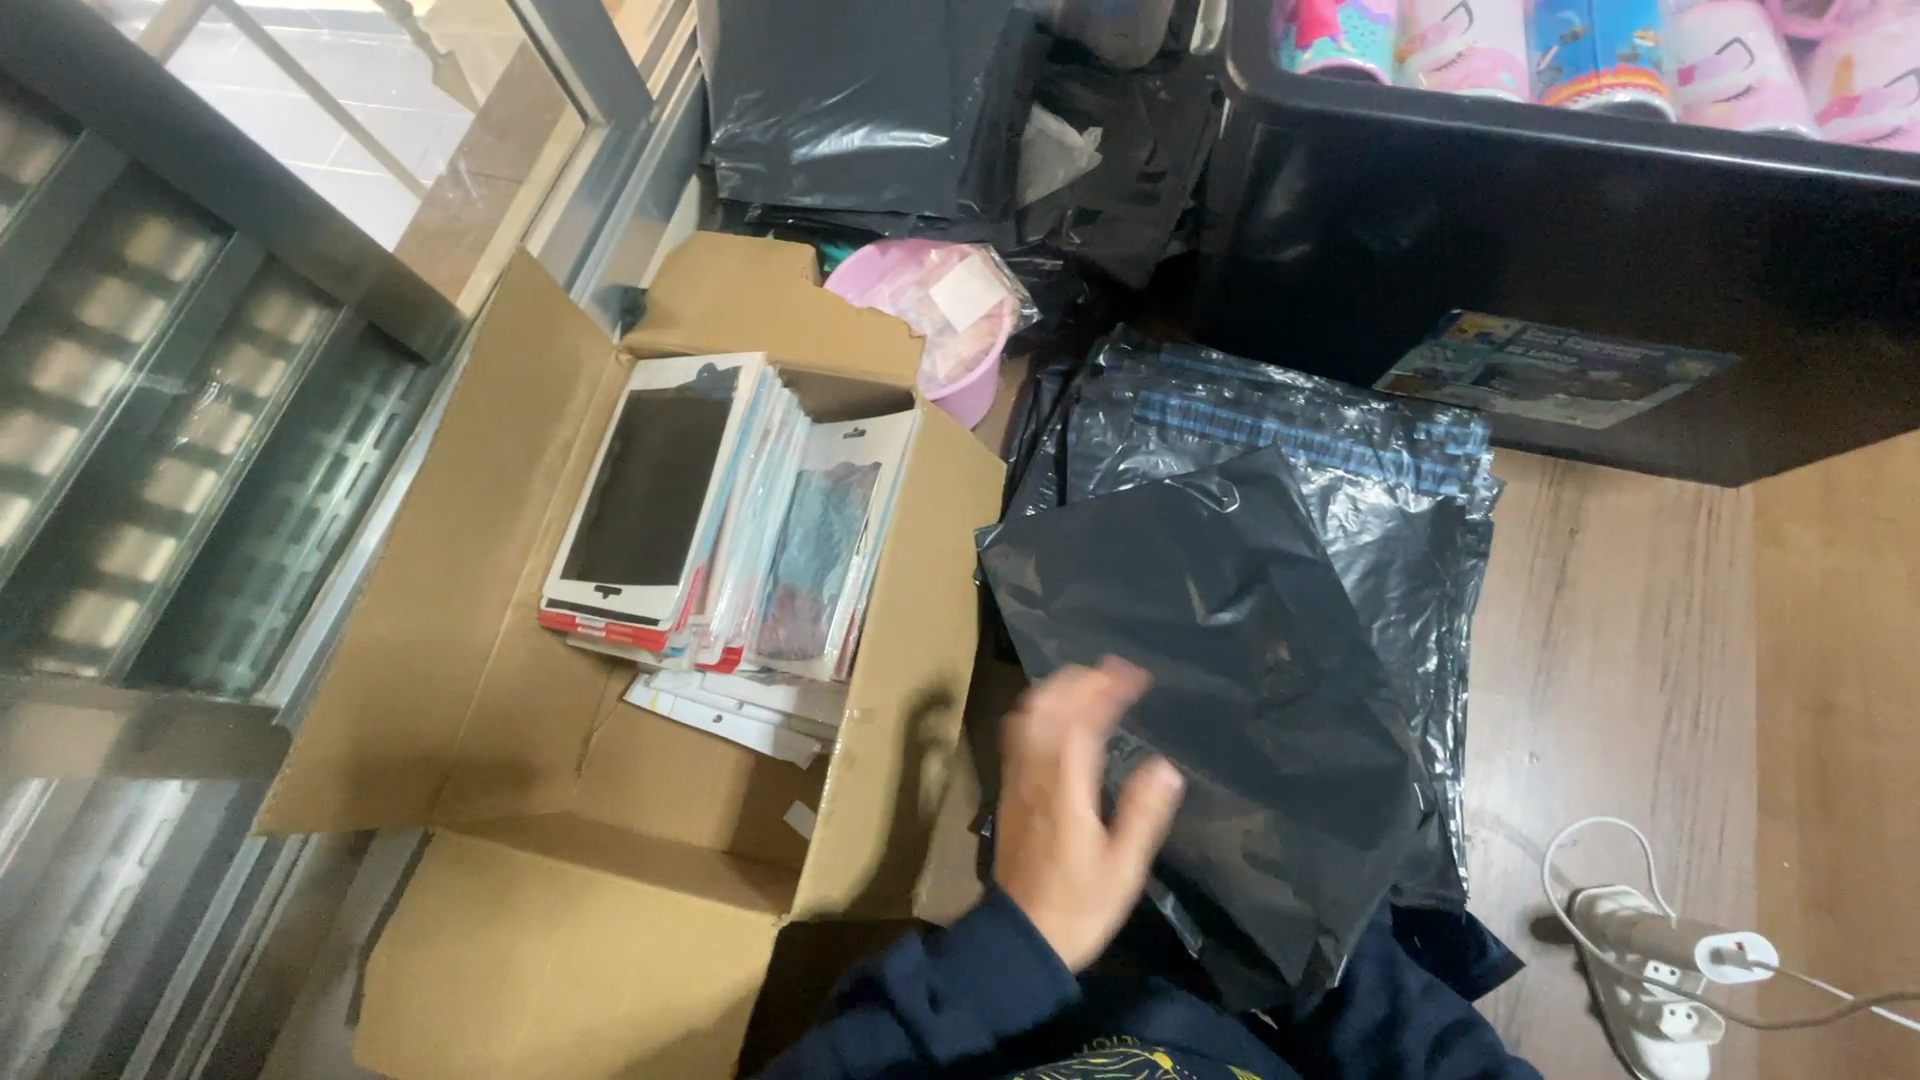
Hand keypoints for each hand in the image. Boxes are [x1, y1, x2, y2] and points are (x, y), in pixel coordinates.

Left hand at [993, 657, 1184, 971]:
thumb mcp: (1123, 869)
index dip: (1105, 691)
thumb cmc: (1079, 906)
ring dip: (1055, 690)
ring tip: (1085, 682)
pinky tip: (1054, 715)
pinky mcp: (1008, 789)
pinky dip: (1037, 710)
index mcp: (1066, 787)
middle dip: (1078, 680)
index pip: (1083, 721)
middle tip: (1111, 671)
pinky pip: (1016, 734)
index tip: (1132, 674)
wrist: (1022, 935)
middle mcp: (1035, 773)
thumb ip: (1143, 814)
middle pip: (1047, 707)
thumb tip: (1167, 768)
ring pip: (1026, 716)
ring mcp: (1016, 779)